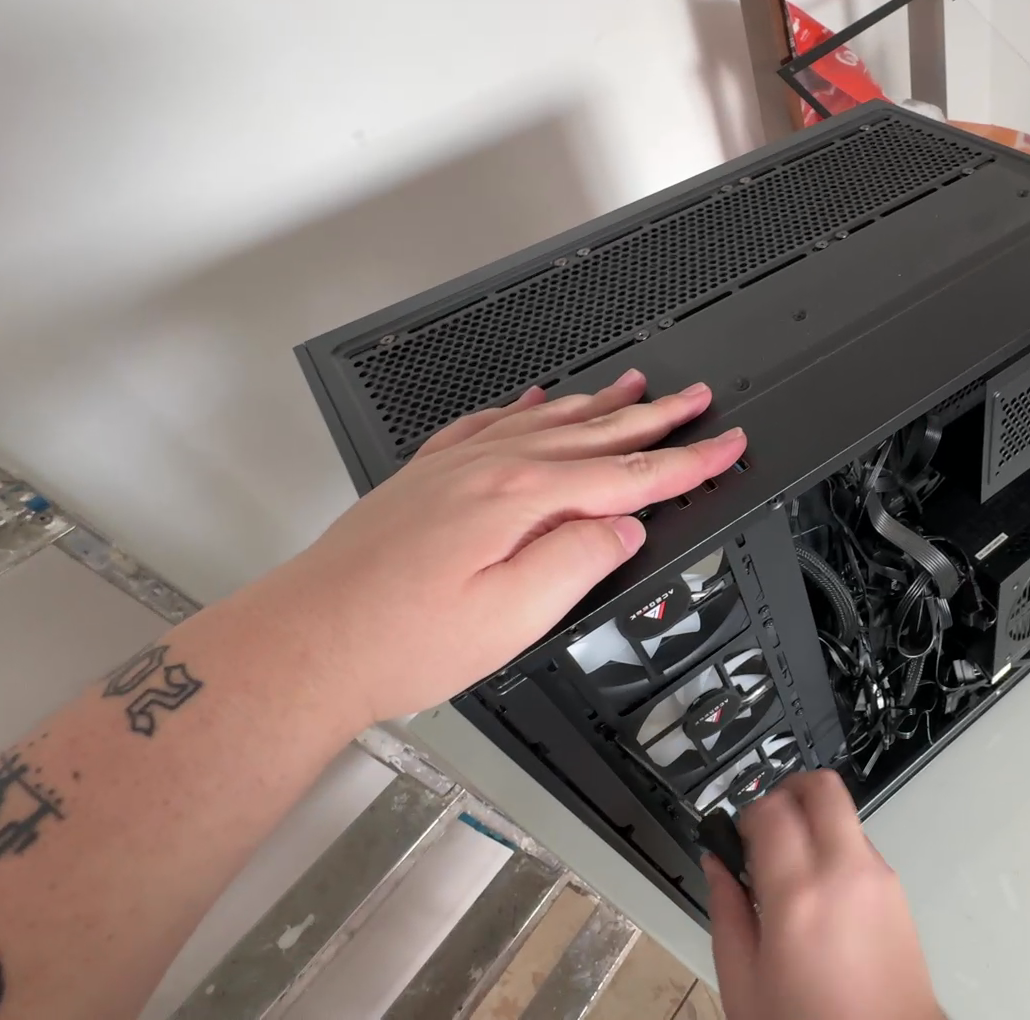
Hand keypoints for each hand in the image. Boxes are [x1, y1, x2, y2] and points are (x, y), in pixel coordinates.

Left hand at [217, 369, 742, 726]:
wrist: (303, 646)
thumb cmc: (400, 639)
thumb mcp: (513, 615)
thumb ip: (580, 560)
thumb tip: (624, 527)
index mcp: (522, 499)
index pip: (630, 475)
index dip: (688, 462)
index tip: (726, 446)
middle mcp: (492, 469)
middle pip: (598, 433)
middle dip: (658, 416)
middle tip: (697, 398)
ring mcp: (458, 469)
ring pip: (551, 420)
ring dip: (602, 402)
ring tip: (637, 382)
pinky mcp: (431, 479)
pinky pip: (491, 422)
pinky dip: (526, 406)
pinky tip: (537, 397)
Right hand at [705, 770, 941, 1019]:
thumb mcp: (745, 984)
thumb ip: (725, 913)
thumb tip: (715, 865)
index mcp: (798, 897)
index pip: (772, 810)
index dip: (748, 811)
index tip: (739, 833)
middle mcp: (843, 872)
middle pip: (821, 786)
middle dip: (789, 789)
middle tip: (766, 820)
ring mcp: (876, 875)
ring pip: (842, 811)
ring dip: (814, 820)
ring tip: (791, 864)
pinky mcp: (896, 886)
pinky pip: (860, 842)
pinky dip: (836, 846)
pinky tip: (820, 888)